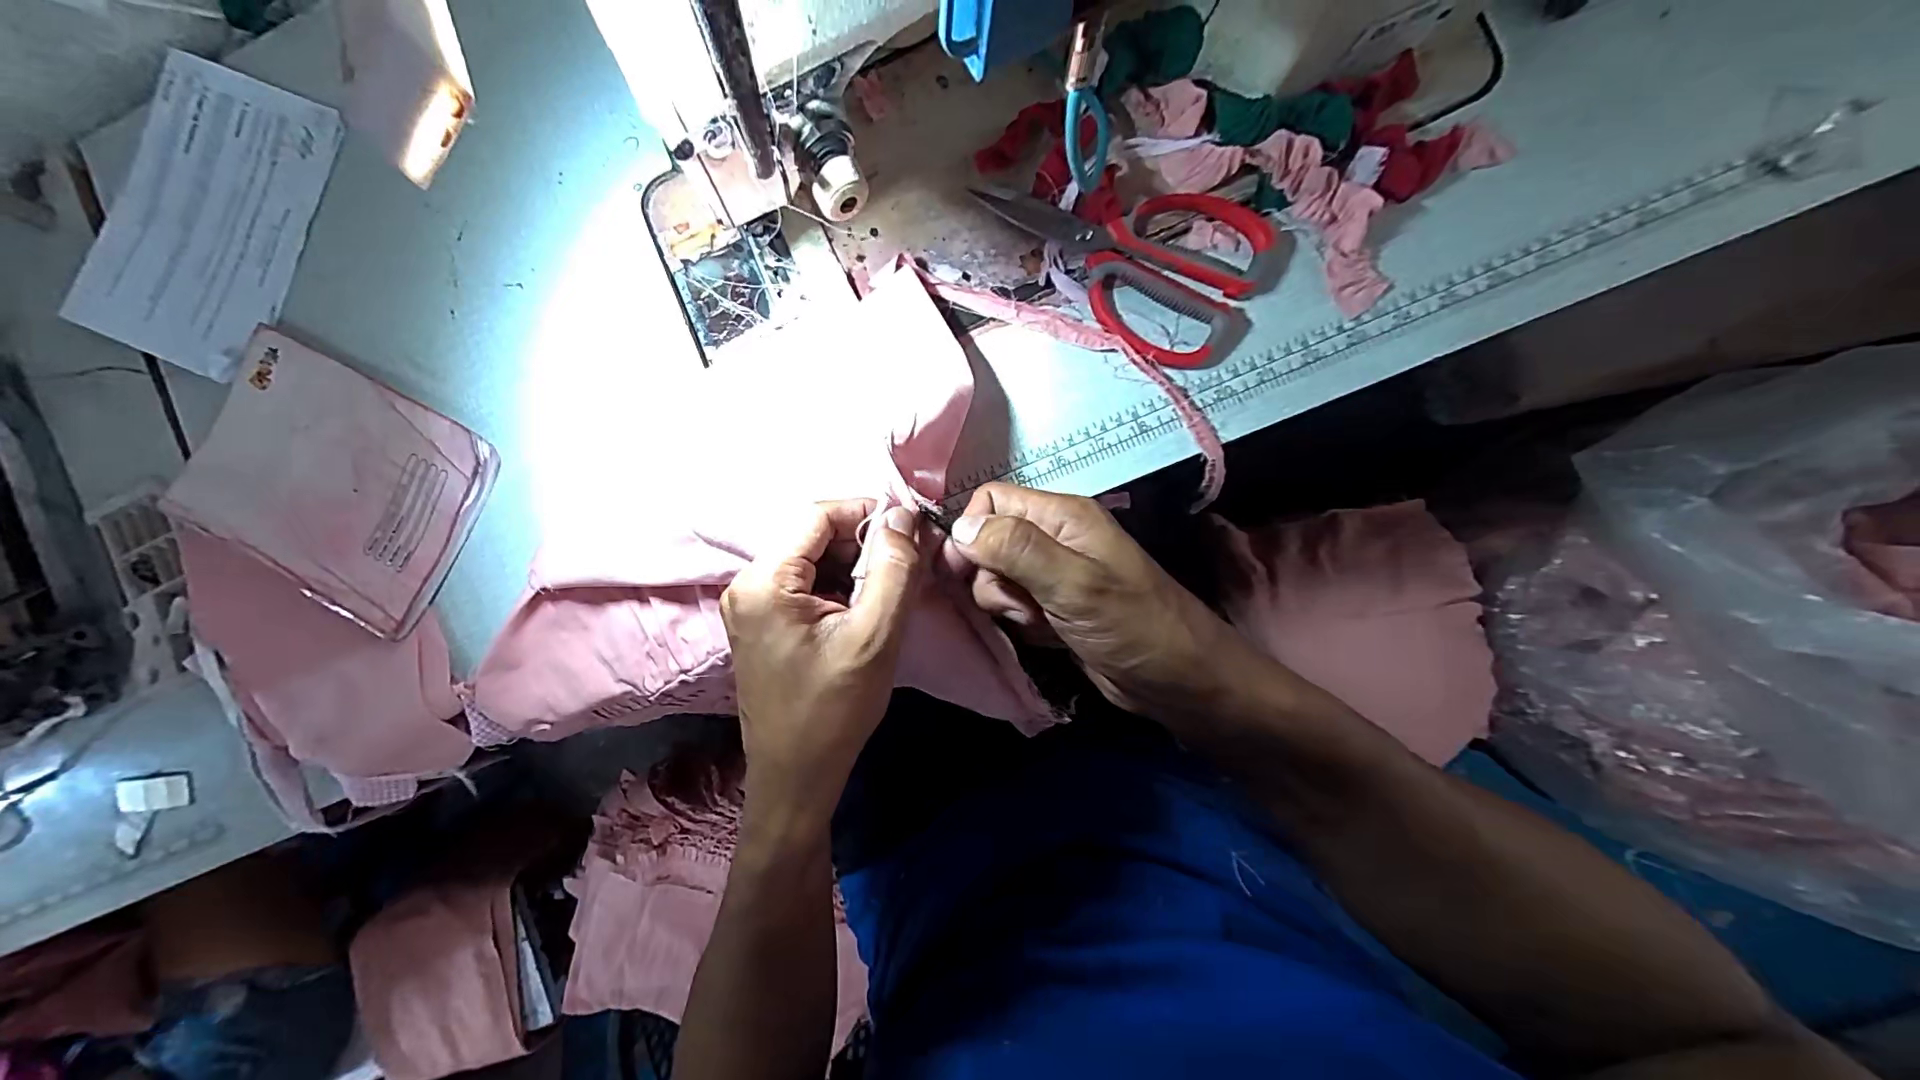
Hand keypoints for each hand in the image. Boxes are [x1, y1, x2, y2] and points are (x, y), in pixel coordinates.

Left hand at [721, 500, 922, 827]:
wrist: (796, 777)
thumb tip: (903, 514)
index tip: (911, 530)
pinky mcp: (763, 622)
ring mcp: (751, 604)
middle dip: (863, 543)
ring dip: (854, 566)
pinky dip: (840, 587)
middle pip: (813, 535)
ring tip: (891, 590)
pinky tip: (866, 610)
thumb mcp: (875, 636)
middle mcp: (748, 584)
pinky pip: (806, 585)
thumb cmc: (834, 710)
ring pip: (813, 559)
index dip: (867, 513)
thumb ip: (894, 569)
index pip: (817, 514)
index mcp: (764, 581)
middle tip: (908, 563)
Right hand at [941, 482, 1273, 726]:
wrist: (1180, 683)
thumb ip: (1016, 550)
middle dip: (992, 578)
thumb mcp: (1074, 584)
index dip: (971, 532)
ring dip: (1007, 605)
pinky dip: (1022, 622)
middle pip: (989, 542)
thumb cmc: (1133, 626)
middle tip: (1021, 604)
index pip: (992, 501)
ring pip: (998, 578)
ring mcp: (1055, 574)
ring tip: (1041, 623)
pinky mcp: (1055, 607)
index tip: (966, 571)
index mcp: (1063, 516)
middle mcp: (1055, 538)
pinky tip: (1048, 635)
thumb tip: (959, 529)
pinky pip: (1015, 605)